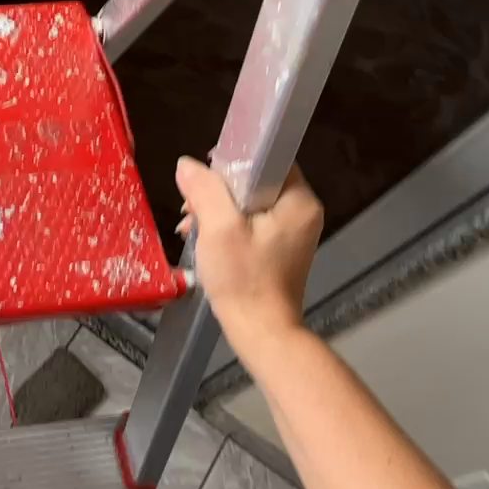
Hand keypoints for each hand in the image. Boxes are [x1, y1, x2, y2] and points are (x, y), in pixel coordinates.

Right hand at [175, 158, 322, 356]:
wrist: (260, 330)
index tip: (205, 177)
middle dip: (217, 191)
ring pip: (247, 201)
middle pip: (253, 180)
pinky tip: (204, 239)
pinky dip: (224, 225)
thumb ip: (205, 190)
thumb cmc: (243, 279)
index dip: (232, 161)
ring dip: (215, 209)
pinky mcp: (277, 247)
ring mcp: (291, 231)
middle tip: (191, 208)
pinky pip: (248, 221)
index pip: (266, 158)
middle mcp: (301, 211)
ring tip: (192, 228)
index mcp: (298, 200)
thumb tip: (187, 164)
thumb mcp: (219, 228)